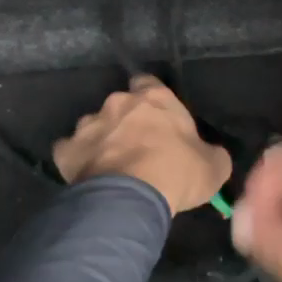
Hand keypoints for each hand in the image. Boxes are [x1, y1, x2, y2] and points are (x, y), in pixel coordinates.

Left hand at [53, 75, 231, 212]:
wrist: (130, 198)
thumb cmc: (177, 173)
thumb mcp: (214, 166)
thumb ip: (211, 153)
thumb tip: (211, 155)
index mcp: (155, 99)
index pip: (149, 82)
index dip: (152, 99)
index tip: (157, 118)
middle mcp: (118, 103)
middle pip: (119, 105)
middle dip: (126, 121)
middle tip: (137, 148)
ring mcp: (88, 125)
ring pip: (93, 127)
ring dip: (101, 140)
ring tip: (111, 166)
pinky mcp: (67, 150)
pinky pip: (69, 151)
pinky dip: (77, 160)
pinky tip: (86, 176)